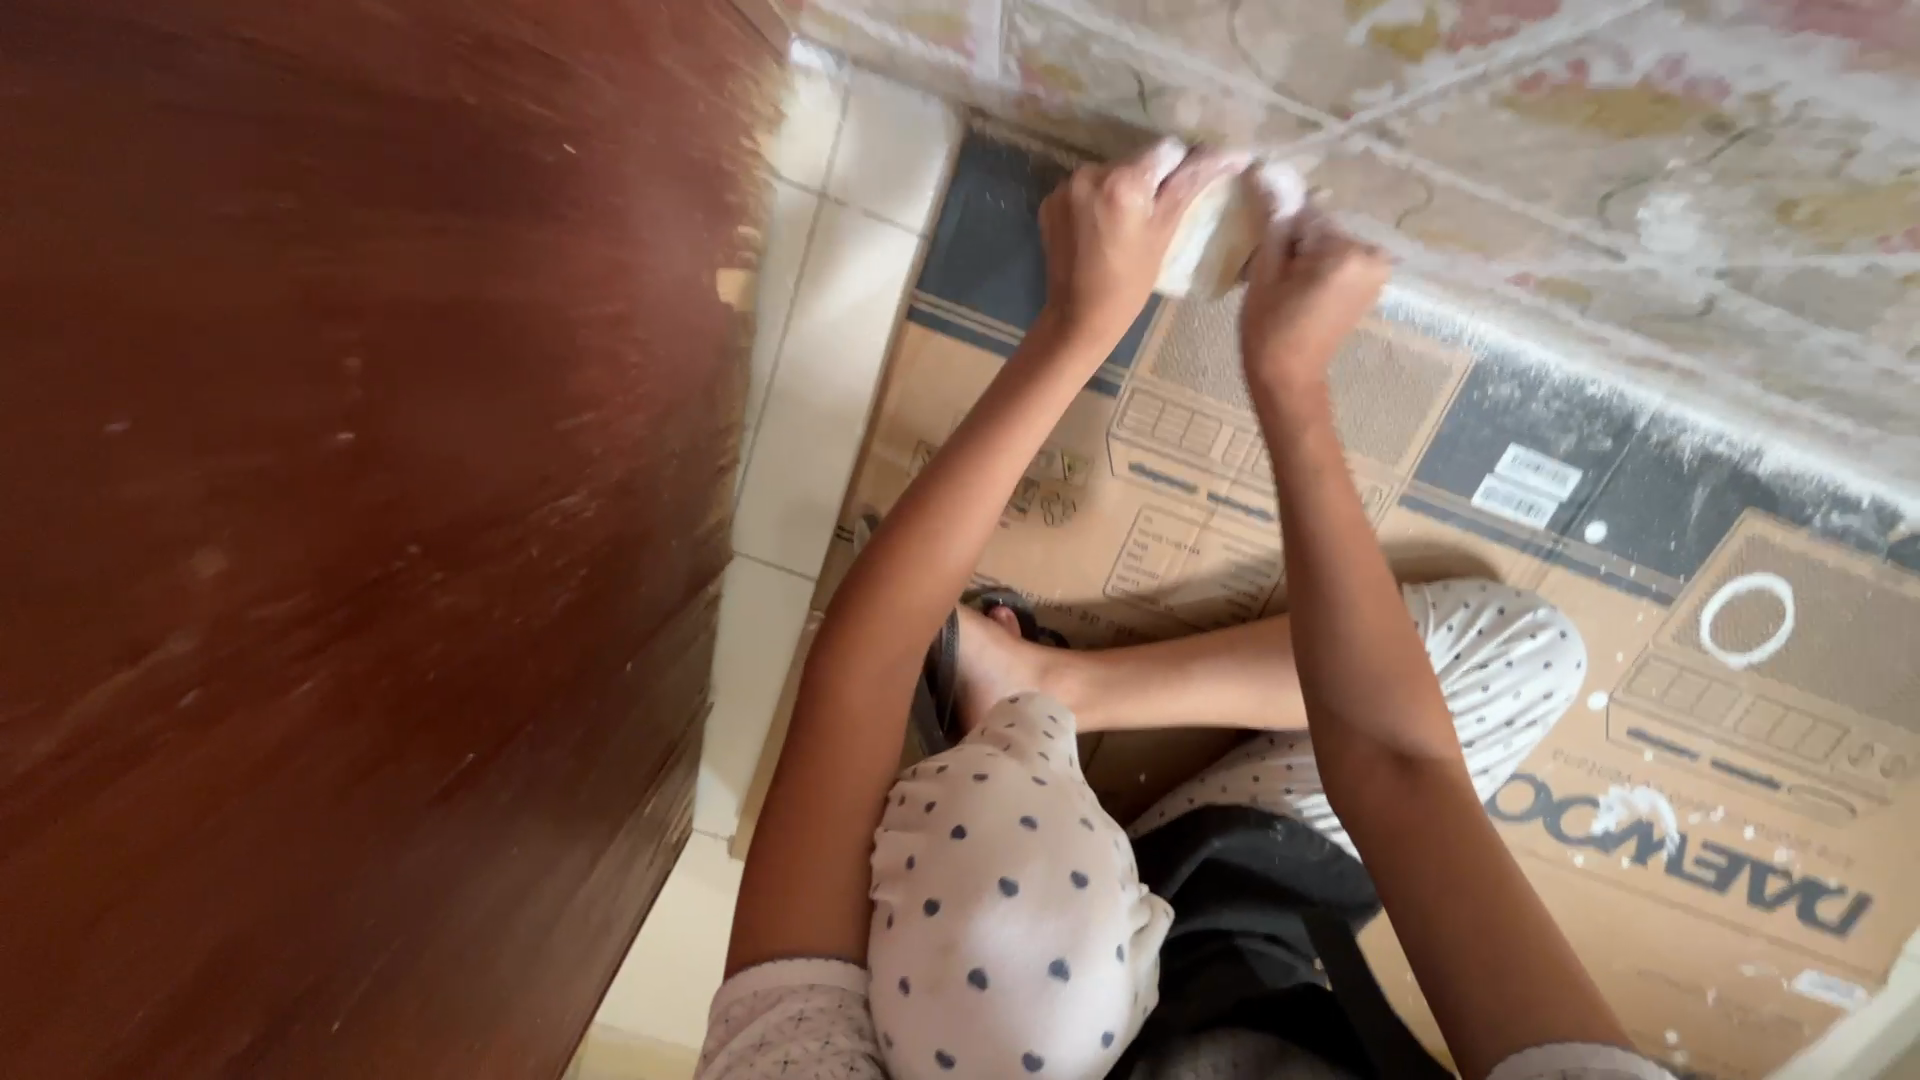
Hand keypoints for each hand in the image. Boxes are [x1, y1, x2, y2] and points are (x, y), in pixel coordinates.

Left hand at [1038, 141, 1248, 347]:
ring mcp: (1064, 188)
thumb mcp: (1164, 232)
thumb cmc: (1129, 283)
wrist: (1078, 317)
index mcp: (1123, 181)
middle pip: (1133, 160)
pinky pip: (1082, 190)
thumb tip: (1233, 153)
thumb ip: (1191, 183)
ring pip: (1107, 174)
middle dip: (1146, 181)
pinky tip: (1096, 231)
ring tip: (1121, 227)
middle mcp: (1090, 174)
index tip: (1177, 194)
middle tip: (1148, 219)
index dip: (1178, 168)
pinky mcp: (1049, 203)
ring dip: (1118, 190)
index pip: (1166, 150)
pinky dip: (1093, 203)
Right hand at [1239, 188, 1390, 393]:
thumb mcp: (1265, 273)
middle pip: (1322, 226)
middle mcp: (1372, 254)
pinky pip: (1341, 258)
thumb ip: (1273, 220)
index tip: (1260, 240)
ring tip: (1282, 279)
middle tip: (1270, 270)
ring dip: (1306, 251)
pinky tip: (1298, 286)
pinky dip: (1320, 264)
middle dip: (1295, 238)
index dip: (1278, 223)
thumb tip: (1263, 170)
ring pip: (1330, 241)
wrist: (1288, 379)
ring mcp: (1377, 270)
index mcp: (1346, 250)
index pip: (1307, 212)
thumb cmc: (1269, 330)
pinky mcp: (1372, 283)